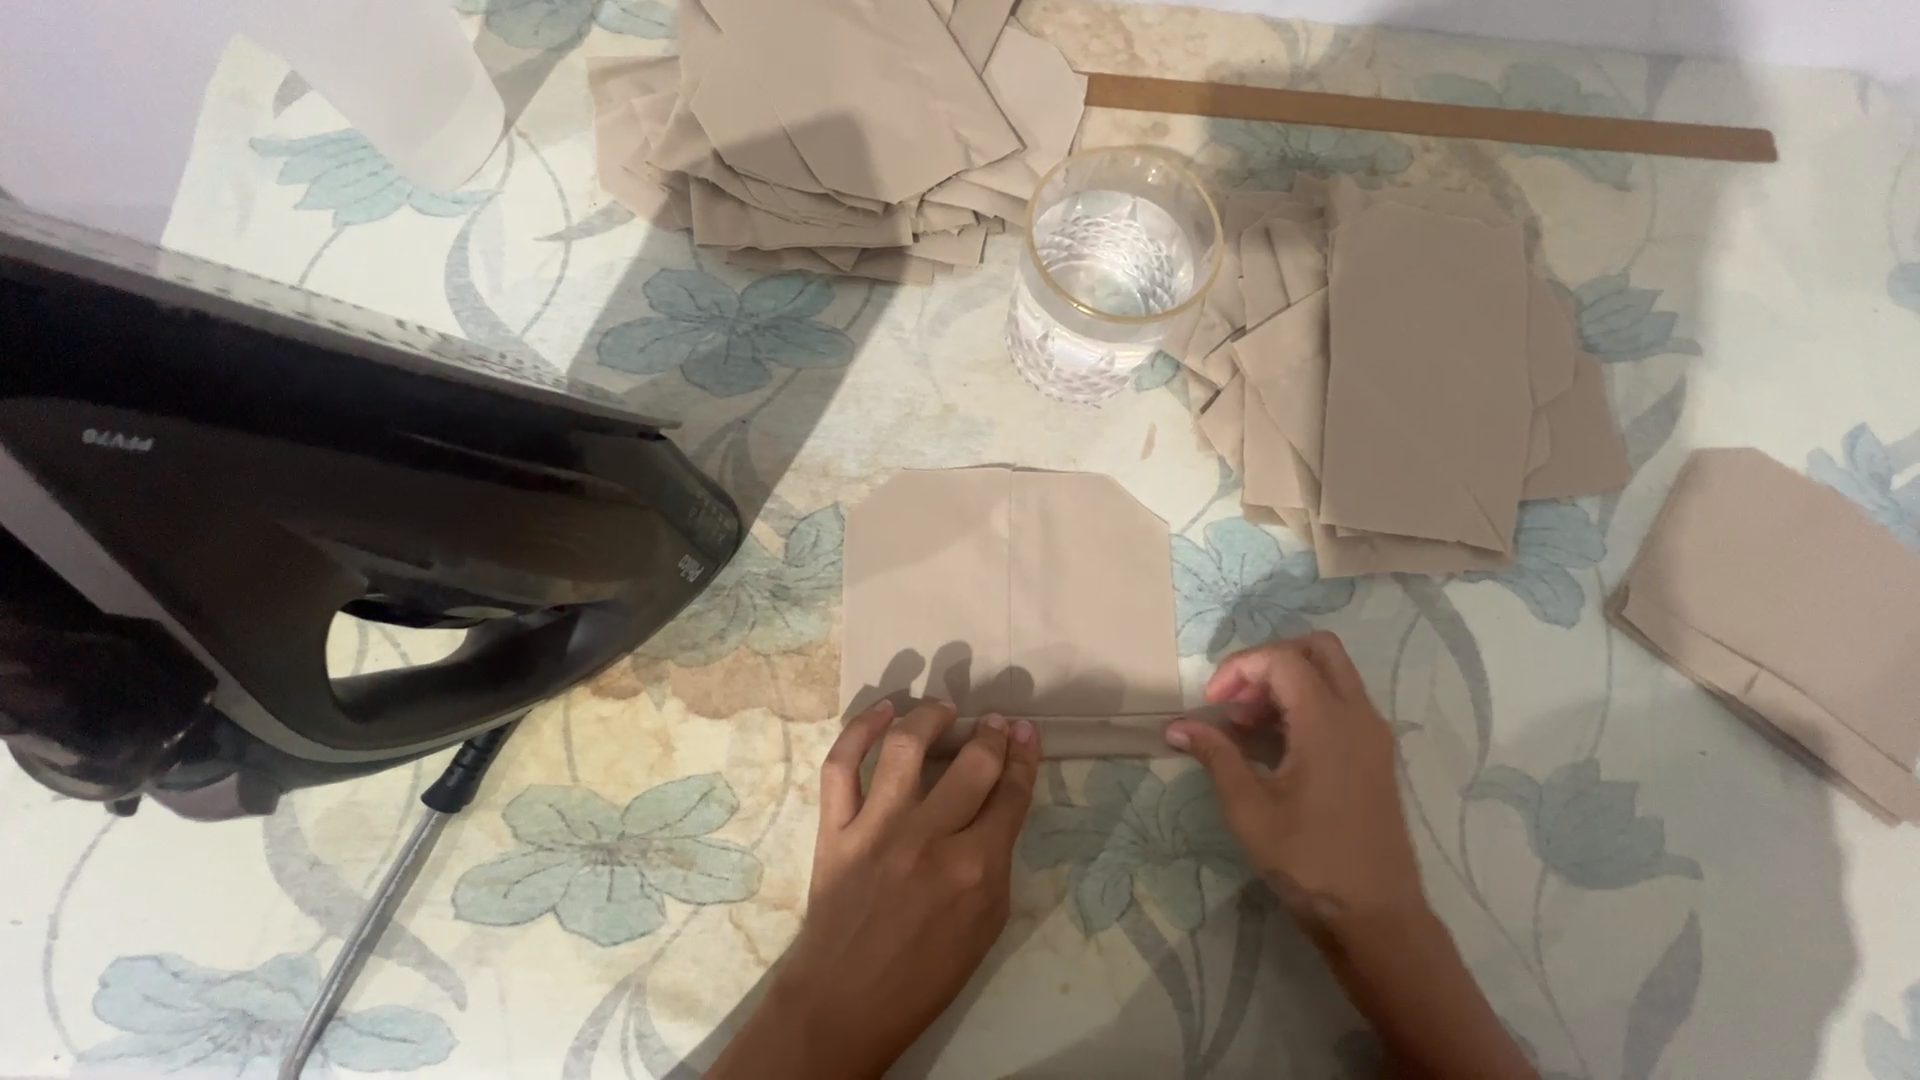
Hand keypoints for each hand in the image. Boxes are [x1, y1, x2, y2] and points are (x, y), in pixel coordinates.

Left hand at [708, 700, 1040, 1079]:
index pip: (1010, 794)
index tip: (1025, 733)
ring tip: (944, 708)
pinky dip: (859, 730)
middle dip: (992, 735)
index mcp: (976, 869)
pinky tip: (883, 711)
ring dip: (930, 717)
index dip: (1024, 757)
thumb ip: (996, 859)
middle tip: (995, 722)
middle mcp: (929, 839)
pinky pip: (841, 766)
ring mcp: (877, 829)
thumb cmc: (925, 973)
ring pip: (906, 748)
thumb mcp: (986, 924)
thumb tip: (999, 803)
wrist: (845, 1000)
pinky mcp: (834, 828)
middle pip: (972, 764)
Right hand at [1167, 632, 1423, 931]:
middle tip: (1236, 699)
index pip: (1282, 660)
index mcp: (1328, 722)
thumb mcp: (1249, 808)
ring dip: (1285, 683)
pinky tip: (1272, 744)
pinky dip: (1303, 703)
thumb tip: (1175, 727)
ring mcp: (1372, 734)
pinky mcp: (1373, 755)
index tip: (1211, 702)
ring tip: (1246, 725)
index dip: (1239, 668)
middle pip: (1318, 649)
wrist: (1376, 916)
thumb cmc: (1308, 860)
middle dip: (1268, 662)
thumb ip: (1215, 755)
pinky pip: (1339, 702)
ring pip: (1331, 674)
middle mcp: (1358, 715)